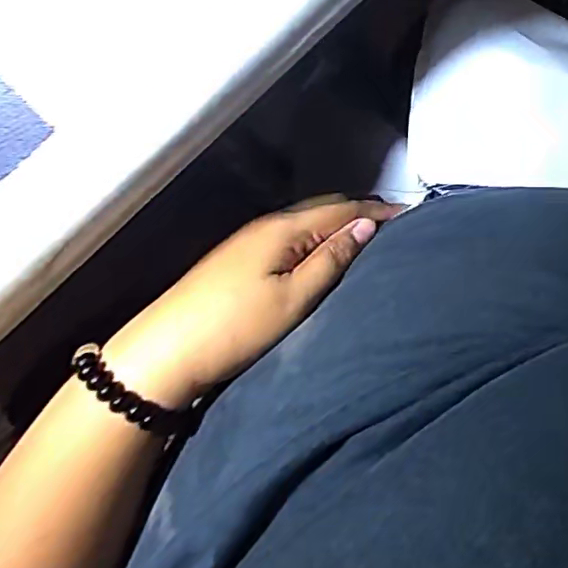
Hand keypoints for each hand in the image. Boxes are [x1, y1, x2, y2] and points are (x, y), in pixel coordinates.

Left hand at [103, 199, 400, 408]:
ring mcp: (250, 240)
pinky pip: (293, 235)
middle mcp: (268, 225)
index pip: (346, 208)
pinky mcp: (239, 258)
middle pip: (327, 208)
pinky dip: (319, 237)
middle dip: (363, 213)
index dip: (380, 212)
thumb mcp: (294, 299)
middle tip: (394, 229)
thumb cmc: (231, 330)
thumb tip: (367, 226)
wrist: (156, 359)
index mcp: (285, 229)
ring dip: (340, 225)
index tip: (411, 218)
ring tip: (367, 242)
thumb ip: (333, 259)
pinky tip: (326, 254)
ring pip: (309, 221)